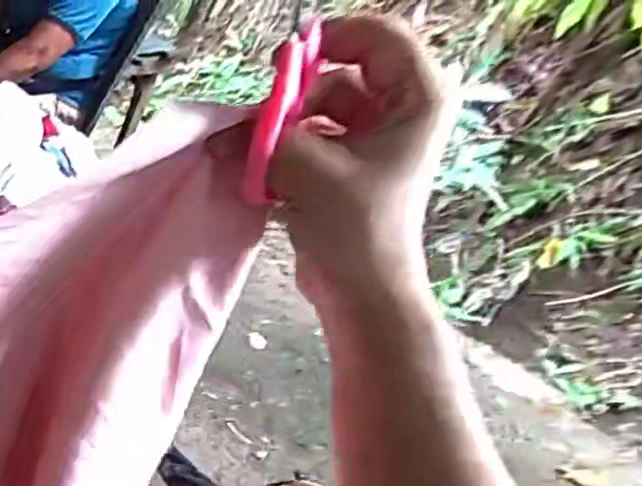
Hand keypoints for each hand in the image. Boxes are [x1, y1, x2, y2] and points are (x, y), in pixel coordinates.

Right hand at [267, 16, 452, 309]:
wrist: (360, 290)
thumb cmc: (355, 229)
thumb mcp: (311, 174)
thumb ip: (269, 142)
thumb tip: (225, 134)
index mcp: (416, 97)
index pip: (376, 39)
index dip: (328, 40)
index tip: (280, 61)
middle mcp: (398, 114)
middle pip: (337, 82)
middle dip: (290, 102)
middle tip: (253, 126)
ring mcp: (368, 147)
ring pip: (316, 119)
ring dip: (279, 137)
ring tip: (249, 160)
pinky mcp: (342, 176)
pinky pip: (307, 150)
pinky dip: (281, 160)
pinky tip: (259, 178)